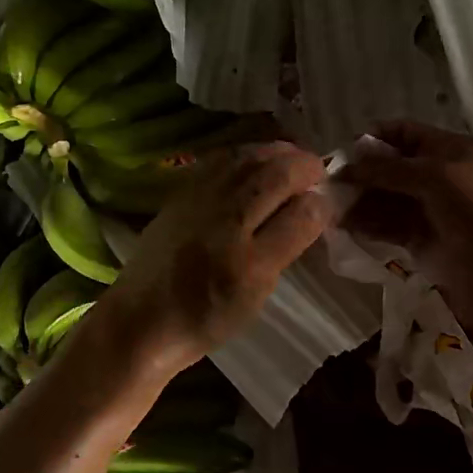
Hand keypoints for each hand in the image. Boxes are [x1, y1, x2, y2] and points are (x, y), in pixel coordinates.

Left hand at [93, 142, 332, 375]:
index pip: (300, 214)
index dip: (322, 200)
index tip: (331, 197)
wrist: (142, 319)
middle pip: (271, 175)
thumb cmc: (203, 318)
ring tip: (290, 157)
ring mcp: (196, 202)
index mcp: (249, 259)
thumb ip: (285, 248)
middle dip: (302, 165)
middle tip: (316, 169)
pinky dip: (241, 155)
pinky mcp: (177, 196)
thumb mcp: (255, 294)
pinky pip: (216, 163)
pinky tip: (250, 160)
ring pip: (243, 160)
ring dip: (272, 153)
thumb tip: (311, 209)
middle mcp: (223, 221)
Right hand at [336, 121, 472, 319]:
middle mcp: (438, 177)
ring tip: (325, 212)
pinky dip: (365, 228)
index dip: (370, 140)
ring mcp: (432, 212)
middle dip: (356, 174)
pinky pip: (388, 230)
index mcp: (450, 151)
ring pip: (384, 201)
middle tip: (322, 190)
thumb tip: (349, 163)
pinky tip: (342, 231)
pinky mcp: (425, 245)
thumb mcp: (441, 178)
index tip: (338, 156)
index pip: (401, 133)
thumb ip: (391, 168)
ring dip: (356, 203)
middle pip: (387, 168)